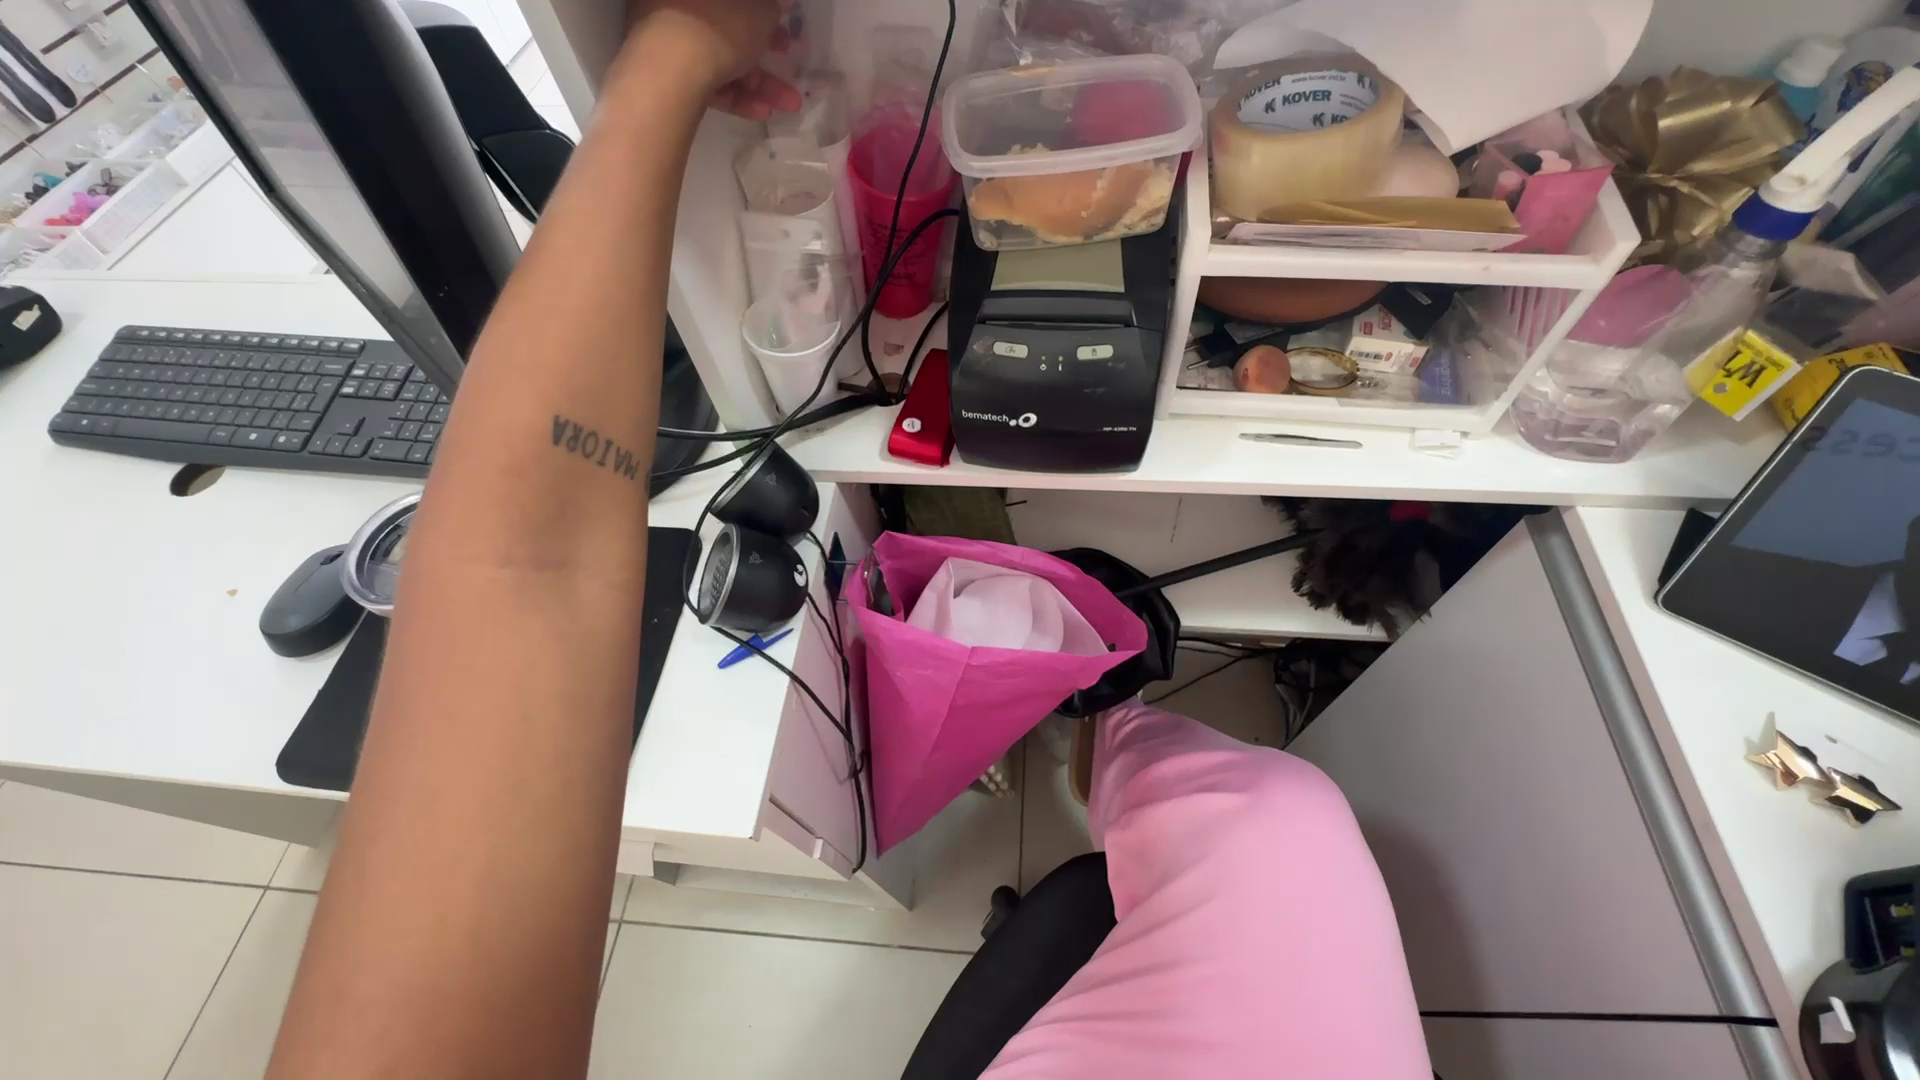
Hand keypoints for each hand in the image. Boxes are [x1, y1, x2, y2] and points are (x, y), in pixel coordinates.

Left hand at [623, 0, 800, 119]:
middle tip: (791, 70)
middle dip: (766, 55)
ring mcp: (669, 37)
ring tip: (788, 105)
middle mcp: (680, 5)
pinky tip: (761, 112)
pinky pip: (708, 82)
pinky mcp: (666, 73)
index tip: (784, 29)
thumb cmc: (719, 26)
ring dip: (760, 85)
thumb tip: (776, 4)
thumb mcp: (758, 13)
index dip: (763, 13)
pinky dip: (736, 96)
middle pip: (729, 29)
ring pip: (722, 60)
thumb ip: (770, 8)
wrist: (669, 67)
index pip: (739, 2)